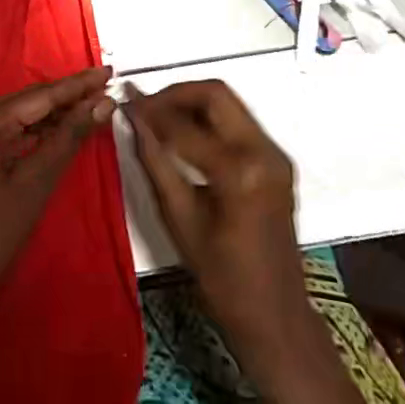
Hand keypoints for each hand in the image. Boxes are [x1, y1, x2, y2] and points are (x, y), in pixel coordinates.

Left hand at [0, 66, 116, 306]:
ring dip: (62, 110)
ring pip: (30, 112)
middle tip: (108, 83)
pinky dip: (48, 127)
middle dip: (72, 95)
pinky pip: (22, 128)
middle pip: (35, 100)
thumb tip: (104, 103)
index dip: (78, 85)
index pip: (41, 97)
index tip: (107, 71)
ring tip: (98, 100)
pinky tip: (73, 122)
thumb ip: (71, 135)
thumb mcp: (39, 179)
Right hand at [127, 80, 361, 403]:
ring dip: (193, 102)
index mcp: (240, 172)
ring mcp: (276, 152)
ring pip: (230, 102)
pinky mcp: (278, 158)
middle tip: (146, 105)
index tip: (125, 100)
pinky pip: (240, 122)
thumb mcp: (179, 221)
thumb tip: (133, 119)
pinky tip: (186, 133)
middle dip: (176, 93)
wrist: (275, 312)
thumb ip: (155, 162)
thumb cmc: (221, 279)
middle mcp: (265, 150)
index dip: (151, 111)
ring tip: (160, 116)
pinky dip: (211, 119)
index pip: (185, 125)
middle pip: (216, 94)